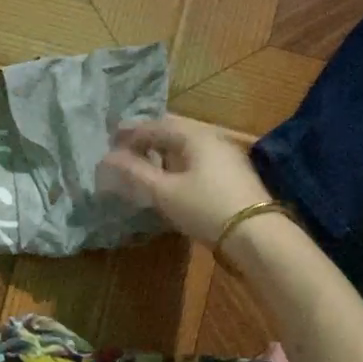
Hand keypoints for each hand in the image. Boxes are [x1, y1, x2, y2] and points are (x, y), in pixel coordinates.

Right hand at [97, 115, 273, 243]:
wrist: (256, 235)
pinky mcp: (232, 174)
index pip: (155, 126)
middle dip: (147, 139)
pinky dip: (177, 163)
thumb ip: (134, 172)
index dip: (130, 133)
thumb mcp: (163, 192)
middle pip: (173, 132)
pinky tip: (170, 177)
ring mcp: (226, 155)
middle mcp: (212, 138)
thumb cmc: (205, 207)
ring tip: (143, 163)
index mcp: (194, 136)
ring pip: (186, 146)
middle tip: (124, 149)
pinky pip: (197, 159)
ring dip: (162, 152)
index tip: (109, 141)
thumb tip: (107, 158)